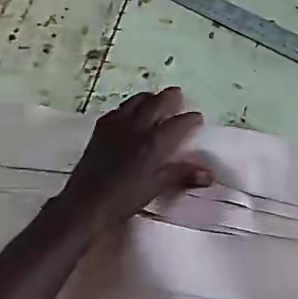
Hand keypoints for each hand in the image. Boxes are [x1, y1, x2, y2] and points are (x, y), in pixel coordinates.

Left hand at [51, 88, 213, 232]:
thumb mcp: (157, 186)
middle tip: (179, 95)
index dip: (190, 119)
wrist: (87, 203)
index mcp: (154, 142)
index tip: (197, 118)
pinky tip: (131, 112)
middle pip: (157, 103)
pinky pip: (119, 109)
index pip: (179, 124)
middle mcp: (137, 127)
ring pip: (137, 101)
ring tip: (157, 99)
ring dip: (150, 98)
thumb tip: (209, 175)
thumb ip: (182, 175)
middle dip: (171, 98)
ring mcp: (117, 125)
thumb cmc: (125, 199)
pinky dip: (130, 106)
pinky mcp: (101, 128)